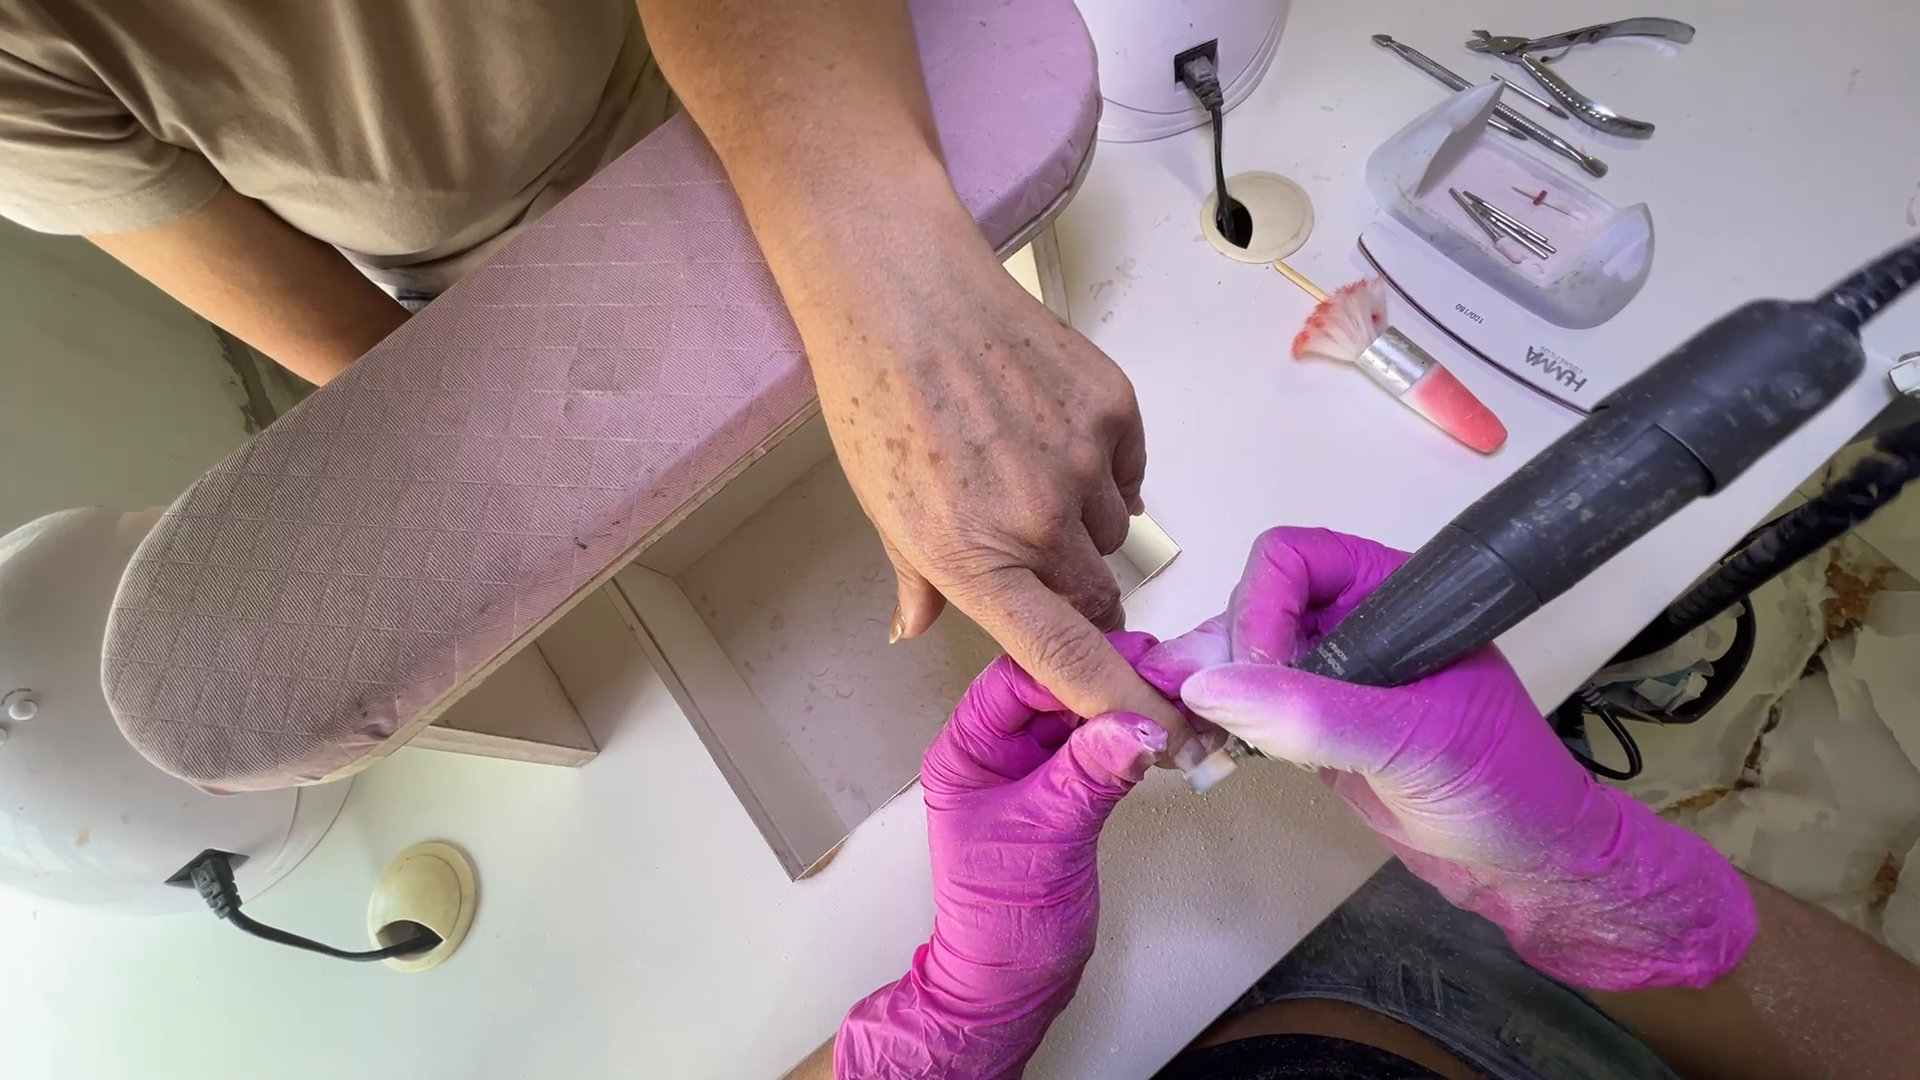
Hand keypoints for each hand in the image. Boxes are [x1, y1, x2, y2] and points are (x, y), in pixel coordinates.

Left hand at [810, 222, 1195, 760]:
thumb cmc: (876, 403)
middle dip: (1077, 597)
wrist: (903, 296)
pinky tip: (1054, 436)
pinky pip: (1130, 473)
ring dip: (1085, 528)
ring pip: (1115, 533)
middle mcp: (1040, 522)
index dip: (1122, 706)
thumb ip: (916, 582)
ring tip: (1034, 474)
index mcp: (975, 560)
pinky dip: (1103, 472)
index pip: (1070, 660)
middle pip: (1099, 600)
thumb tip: (913, 630)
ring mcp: (1085, 462)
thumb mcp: (882, 509)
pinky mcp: (1115, 408)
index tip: (1161, 733)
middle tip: (1041, 558)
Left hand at [836, 633, 1166, 1078]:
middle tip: (1161, 666)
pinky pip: (1097, 745)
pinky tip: (1164, 725)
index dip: (1068, 667)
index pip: (1014, 682)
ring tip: (1172, 687)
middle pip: (1049, 690)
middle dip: (1103, 677)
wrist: (1014, 981)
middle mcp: (996, 746)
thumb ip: (1090, 776)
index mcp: (966, 748)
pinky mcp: (1064, 784)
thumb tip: (1141, 721)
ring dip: (1122, 702)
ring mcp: (1031, 763)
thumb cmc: (1005, 915)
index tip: (1128, 657)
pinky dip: (1129, 735)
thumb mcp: (1047, 835)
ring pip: (1077, 714)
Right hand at [1141, 527, 1756, 992]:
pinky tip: (1198, 731)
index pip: (1290, 559)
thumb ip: (1311, 714)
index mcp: (1385, 591)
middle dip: (1225, 647)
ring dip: (1206, 677)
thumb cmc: (1499, 787)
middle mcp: (1346, 616)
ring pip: (1237, 646)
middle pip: (1252, 599)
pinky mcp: (1304, 709)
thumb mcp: (1413, 743)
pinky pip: (1242, 692)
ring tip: (1184, 717)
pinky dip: (1213, 709)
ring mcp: (1323, 664)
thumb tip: (1202, 688)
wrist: (1519, 865)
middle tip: (1210, 704)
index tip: (1258, 673)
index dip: (1261, 605)